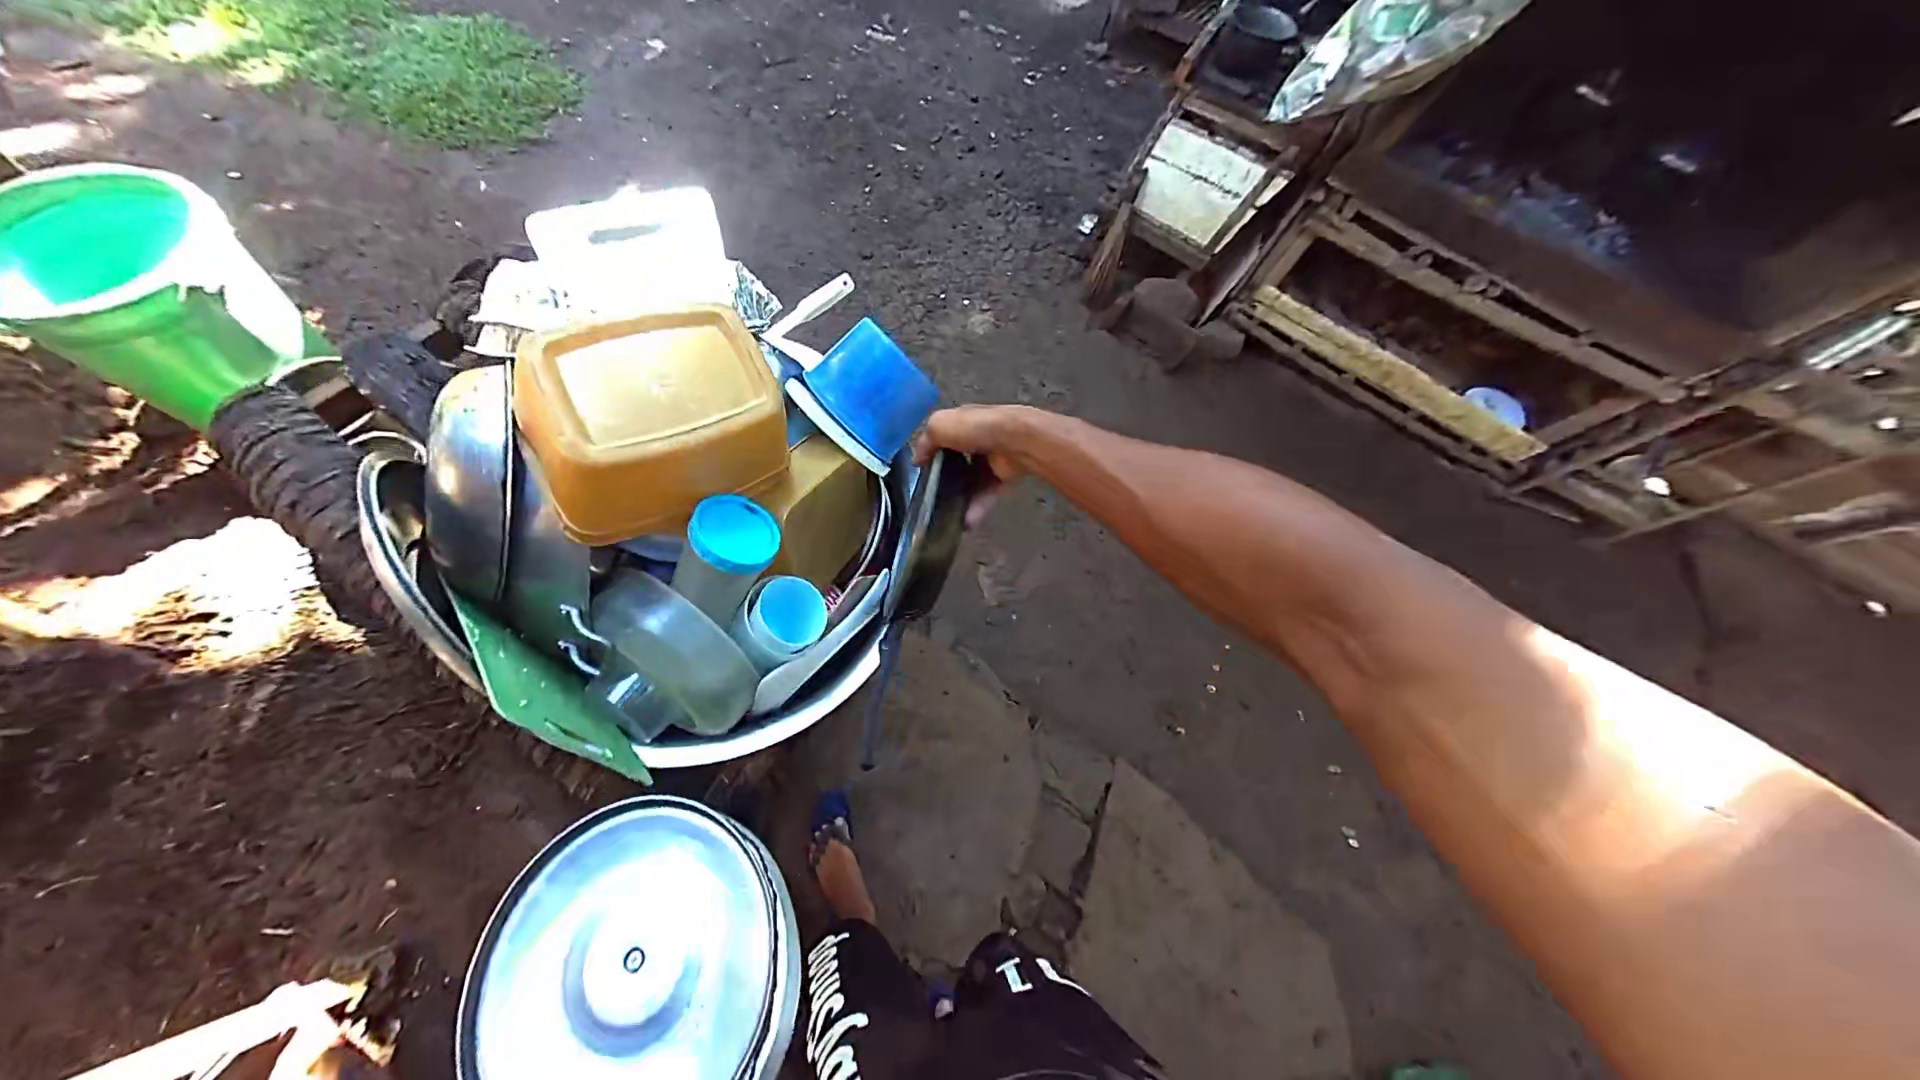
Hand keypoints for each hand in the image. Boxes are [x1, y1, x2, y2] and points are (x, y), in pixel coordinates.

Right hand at [913, 405, 1034, 528]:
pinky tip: (966, 521)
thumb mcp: (939, 425)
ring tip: (948, 518)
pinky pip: (987, 494)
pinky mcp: (1004, 476)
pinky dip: (977, 507)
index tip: (921, 475)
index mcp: (962, 422)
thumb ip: (925, 442)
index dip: (931, 455)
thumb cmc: (975, 428)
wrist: (1015, 440)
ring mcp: (992, 459)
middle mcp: (977, 439)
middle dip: (946, 482)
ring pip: (971, 483)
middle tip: (933, 499)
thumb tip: (918, 459)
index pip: (942, 439)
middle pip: (957, 464)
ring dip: (960, 501)